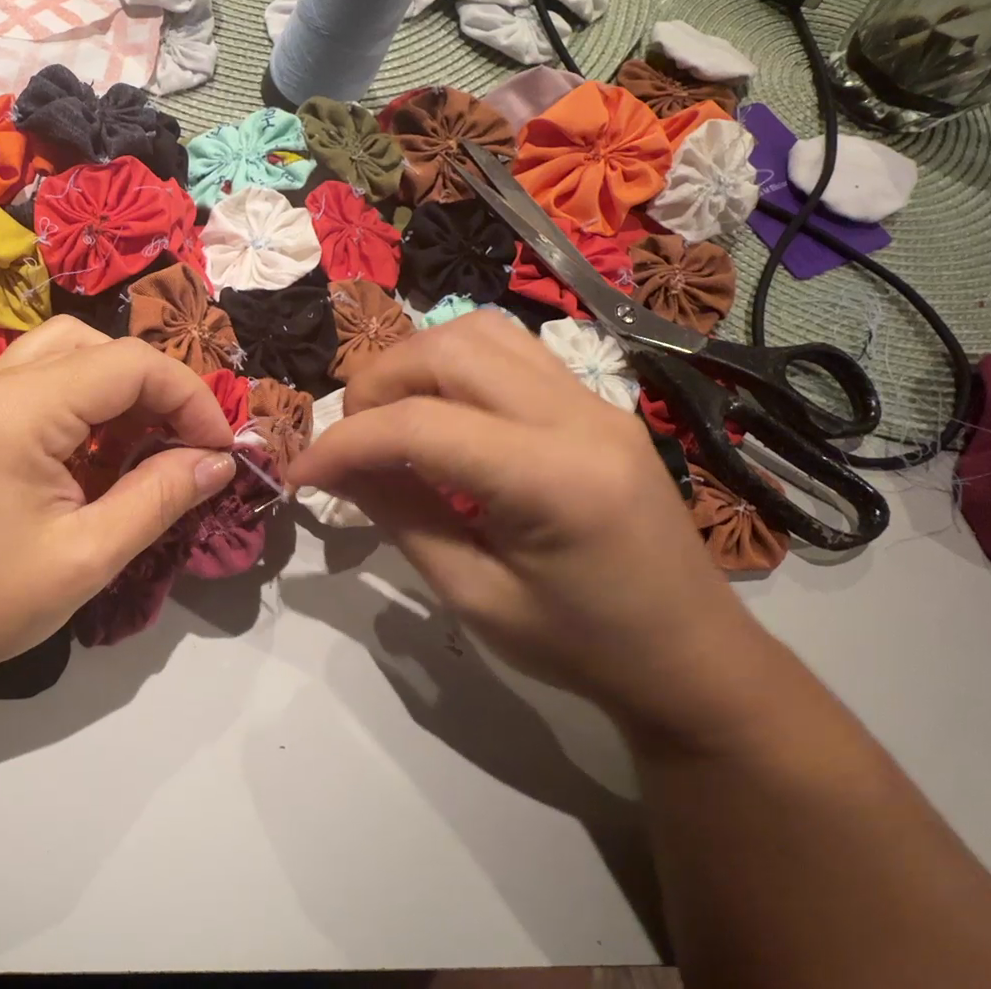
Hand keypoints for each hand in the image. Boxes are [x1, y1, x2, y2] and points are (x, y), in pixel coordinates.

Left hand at [0, 317, 235, 690]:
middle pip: (95, 344)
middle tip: (185, 442)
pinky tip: (100, 453)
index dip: (189, 396)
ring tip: (148, 446)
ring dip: (117, 389)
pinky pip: (38, 383)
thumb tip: (216, 462)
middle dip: (153, 385)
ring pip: (65, 355)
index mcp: (18, 410)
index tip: (220, 448)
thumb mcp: (86, 557)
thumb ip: (157, 498)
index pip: (128, 364)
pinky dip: (81, 403)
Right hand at [287, 312, 766, 741]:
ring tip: (385, 421)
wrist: (691, 657)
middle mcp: (578, 418)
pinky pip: (508, 353)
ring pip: (479, 333)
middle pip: (447, 350)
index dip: (342, 443)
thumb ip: (400, 517)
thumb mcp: (471, 595)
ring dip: (412, 364)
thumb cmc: (579, 645)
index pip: (418, 426)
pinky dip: (450, 368)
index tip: (299, 475)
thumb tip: (337, 467)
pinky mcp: (594, 404)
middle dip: (373, 385)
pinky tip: (434, 417)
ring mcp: (594, 402)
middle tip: (346, 443)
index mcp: (551, 480)